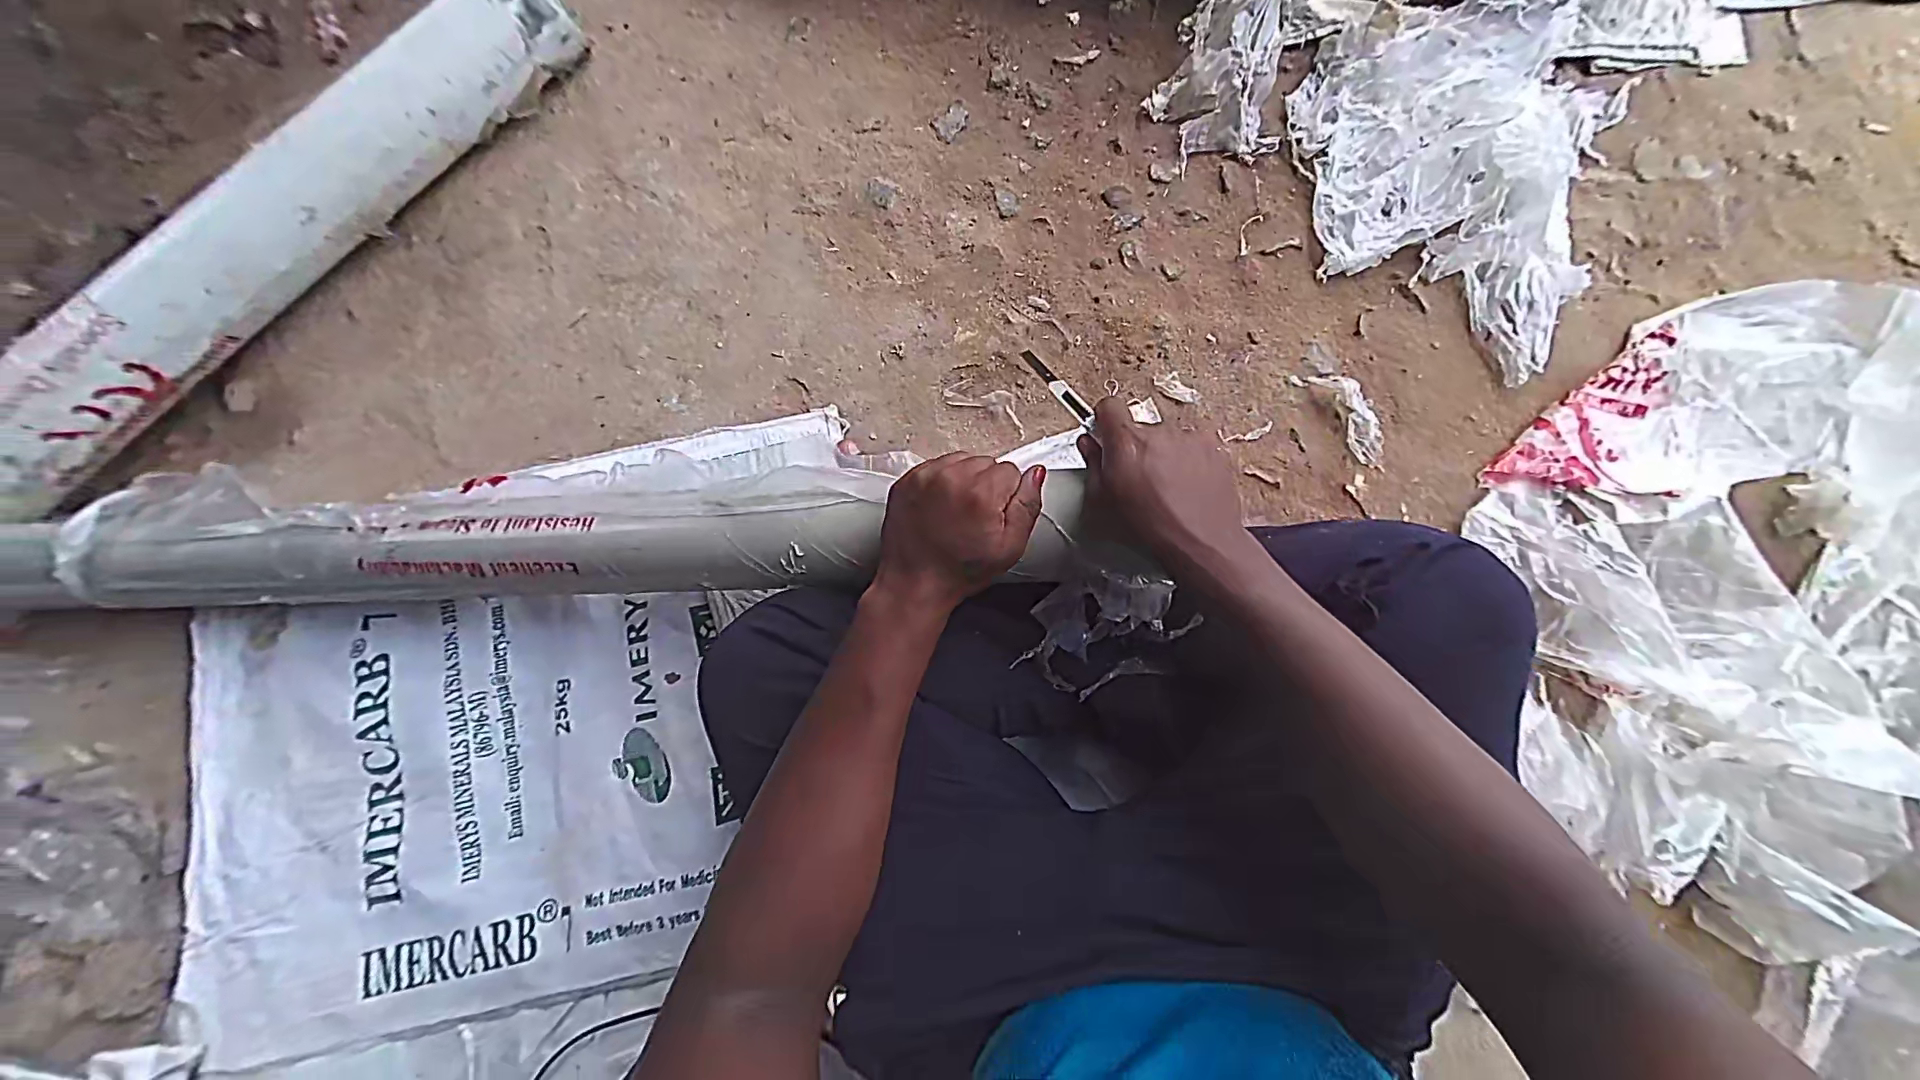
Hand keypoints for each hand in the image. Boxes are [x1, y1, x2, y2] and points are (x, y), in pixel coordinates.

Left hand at [873, 454, 1046, 609]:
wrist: (914, 583)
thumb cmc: (957, 572)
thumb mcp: (1009, 548)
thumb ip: (1028, 506)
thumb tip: (1035, 474)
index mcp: (980, 493)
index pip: (1011, 471)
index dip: (1008, 497)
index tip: (994, 516)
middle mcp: (951, 478)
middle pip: (986, 463)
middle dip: (986, 486)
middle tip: (975, 518)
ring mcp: (926, 477)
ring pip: (962, 461)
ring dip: (964, 481)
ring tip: (957, 513)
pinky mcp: (908, 480)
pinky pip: (936, 466)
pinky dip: (941, 482)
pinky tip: (940, 507)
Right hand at [1078, 396, 1246, 573]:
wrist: (1200, 544)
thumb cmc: (1152, 528)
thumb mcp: (1103, 502)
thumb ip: (1092, 464)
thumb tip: (1089, 445)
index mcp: (1126, 442)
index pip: (1109, 406)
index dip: (1105, 418)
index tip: (1106, 432)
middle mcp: (1159, 433)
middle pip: (1140, 428)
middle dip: (1136, 448)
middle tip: (1136, 479)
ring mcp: (1189, 438)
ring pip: (1167, 439)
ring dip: (1163, 456)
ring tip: (1165, 489)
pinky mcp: (1213, 448)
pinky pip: (1192, 447)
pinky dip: (1188, 462)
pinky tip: (1184, 488)